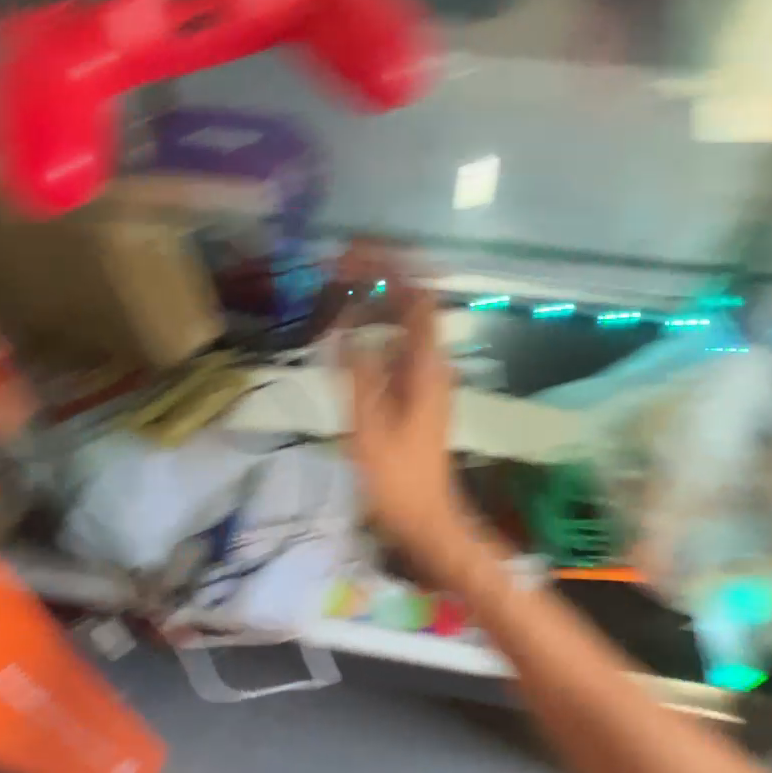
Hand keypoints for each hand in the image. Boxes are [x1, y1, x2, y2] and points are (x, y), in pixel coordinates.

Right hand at [335, 244, 470, 557]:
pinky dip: (377, 326)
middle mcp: (434, 363)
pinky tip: (350, 329)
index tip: (353, 253)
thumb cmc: (397, 479)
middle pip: (413, 302)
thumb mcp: (369, 426)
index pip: (416, 296)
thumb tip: (348, 323)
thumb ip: (358, 372)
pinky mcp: (419, 391)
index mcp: (427, 366)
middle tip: (338, 264)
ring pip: (406, 322)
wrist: (427, 519)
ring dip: (377, 298)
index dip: (389, 267)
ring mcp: (429, 377)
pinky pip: (400, 344)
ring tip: (339, 285)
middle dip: (380, 275)